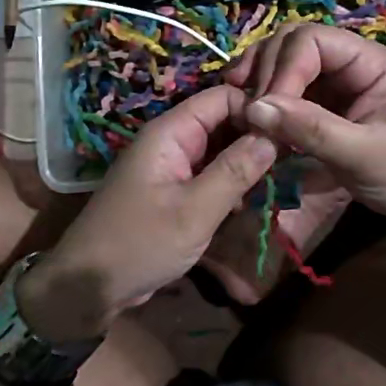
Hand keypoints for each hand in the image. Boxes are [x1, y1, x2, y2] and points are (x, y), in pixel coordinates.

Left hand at [19, 86, 276, 340]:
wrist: (88, 286)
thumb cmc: (139, 244)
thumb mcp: (194, 210)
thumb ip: (234, 171)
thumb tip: (274, 134)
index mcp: (170, 133)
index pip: (221, 98)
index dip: (257, 109)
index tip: (292, 131)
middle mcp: (171, 142)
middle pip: (222, 123)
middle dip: (256, 137)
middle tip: (296, 158)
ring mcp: (172, 168)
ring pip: (219, 151)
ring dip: (247, 163)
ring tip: (284, 178)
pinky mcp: (173, 192)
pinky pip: (209, 176)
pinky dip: (232, 184)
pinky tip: (257, 200)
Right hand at [225, 25, 385, 245]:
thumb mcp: (362, 156)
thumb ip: (310, 129)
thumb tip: (254, 108)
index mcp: (373, 62)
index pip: (313, 40)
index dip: (284, 69)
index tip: (264, 108)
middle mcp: (352, 62)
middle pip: (294, 43)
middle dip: (266, 70)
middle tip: (247, 110)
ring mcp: (337, 83)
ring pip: (285, 63)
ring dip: (260, 82)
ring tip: (244, 112)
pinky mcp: (325, 104)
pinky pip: (287, 90)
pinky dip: (267, 101)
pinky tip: (254, 119)